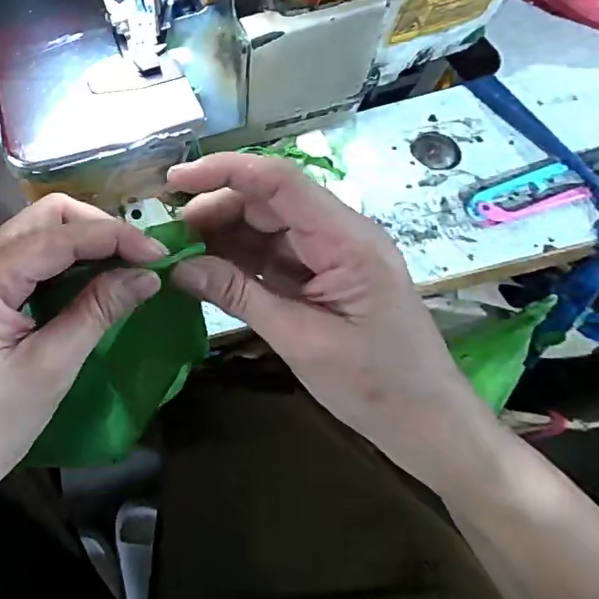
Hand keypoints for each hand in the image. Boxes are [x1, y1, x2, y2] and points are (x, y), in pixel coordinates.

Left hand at [0, 194, 166, 598]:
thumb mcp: (52, 366)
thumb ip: (98, 310)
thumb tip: (147, 275)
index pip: (63, 235)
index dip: (116, 238)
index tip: (161, 255)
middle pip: (47, 216)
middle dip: (99, 228)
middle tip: (140, 256)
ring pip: (38, 231)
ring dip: (83, 240)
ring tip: (124, 264)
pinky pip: (28, 256)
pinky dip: (63, 259)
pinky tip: (90, 277)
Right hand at [166, 153, 496, 487]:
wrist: (431, 426)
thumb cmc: (378, 387)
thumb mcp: (302, 341)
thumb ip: (240, 296)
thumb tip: (179, 268)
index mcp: (347, 238)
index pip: (279, 181)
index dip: (224, 171)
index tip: (175, 181)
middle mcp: (339, 233)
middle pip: (268, 200)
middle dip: (215, 207)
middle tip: (167, 231)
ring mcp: (331, 253)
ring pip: (267, 225)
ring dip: (222, 233)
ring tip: (178, 249)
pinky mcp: (323, 275)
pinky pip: (274, 253)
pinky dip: (238, 259)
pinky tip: (205, 267)